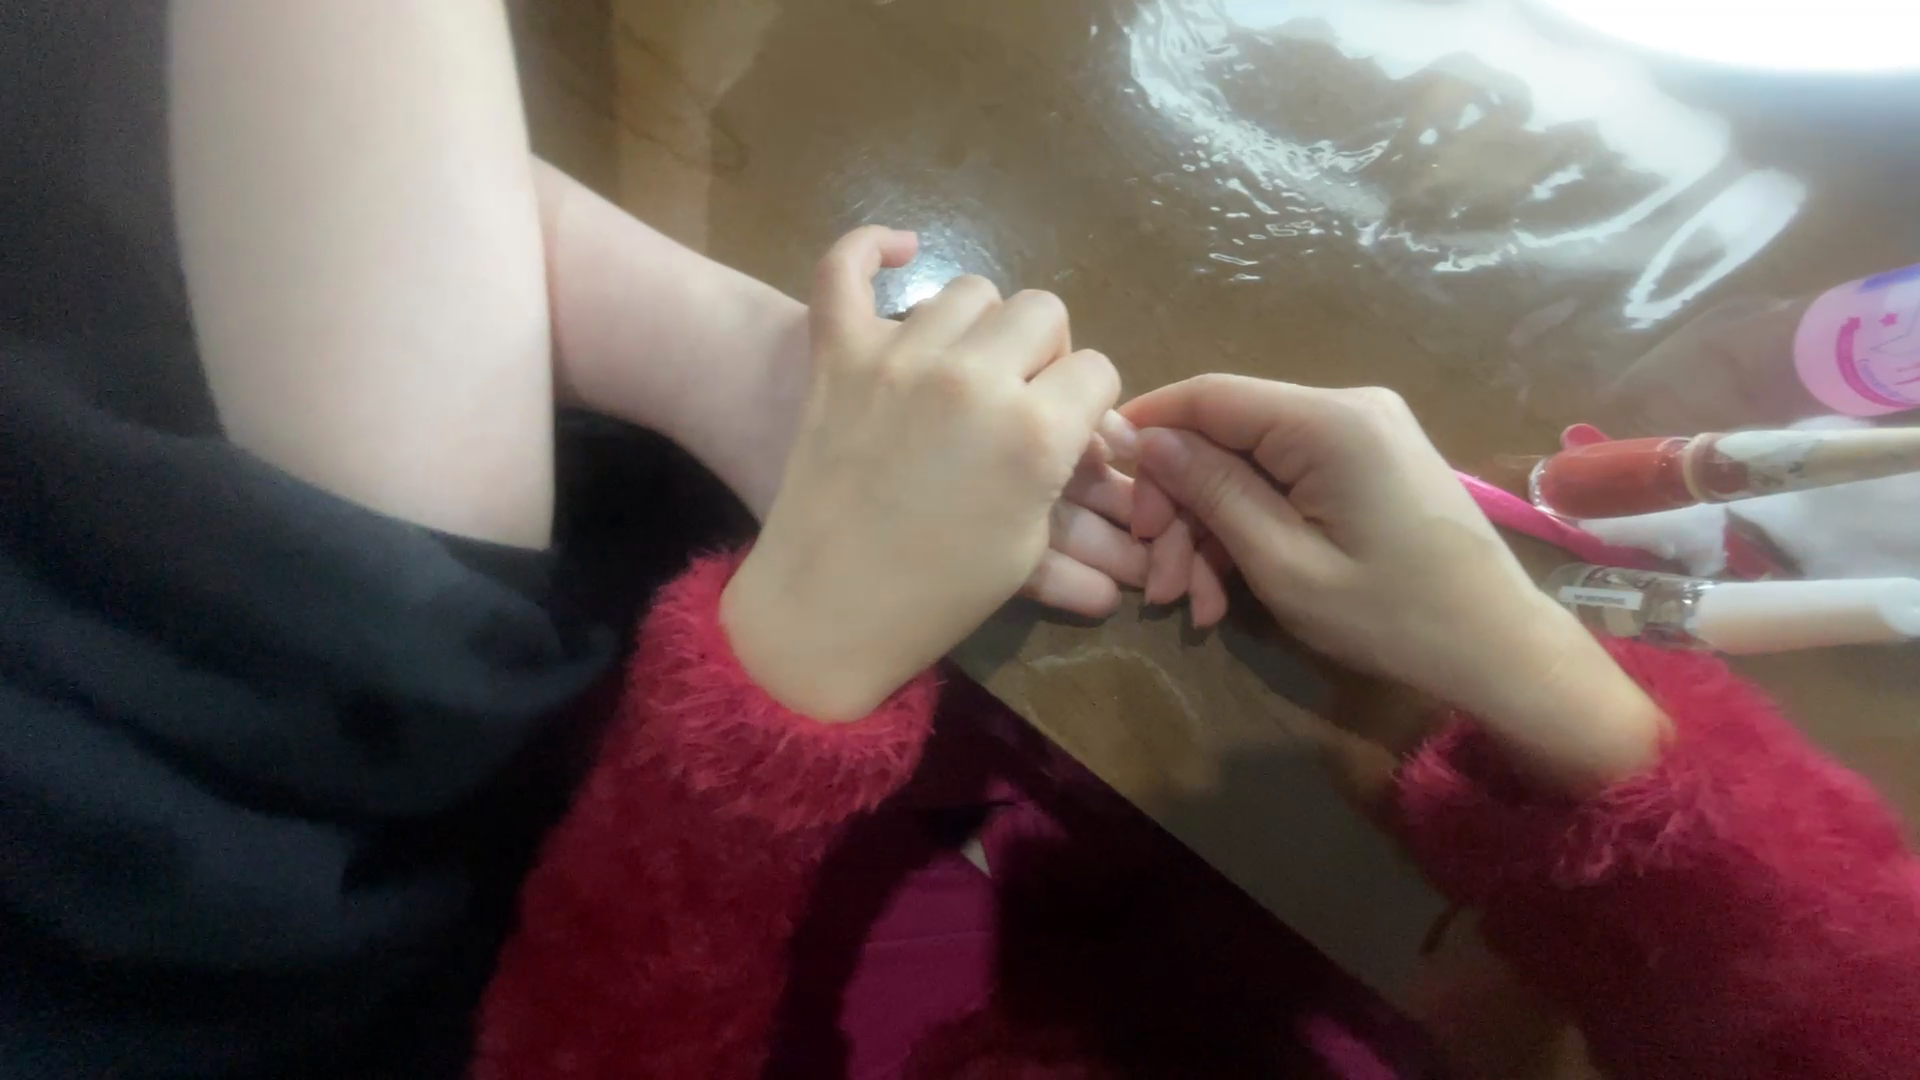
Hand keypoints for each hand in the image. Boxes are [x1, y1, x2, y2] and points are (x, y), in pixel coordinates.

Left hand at [722, 227, 1121, 719]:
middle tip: (1020, 398)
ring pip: (968, 290)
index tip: (1071, 429)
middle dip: (1046, 355)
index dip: (1091, 403)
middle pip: (1043, 311)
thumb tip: (1111, 461)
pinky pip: (845, 268)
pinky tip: (899, 251)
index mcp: (1036, 432)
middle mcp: (975, 376)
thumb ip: (1073, 488)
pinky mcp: (837, 353)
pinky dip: (870, 250)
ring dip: (981, 326)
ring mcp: (898, 355)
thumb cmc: (938, 597)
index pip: (1099, 371)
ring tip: (963, 369)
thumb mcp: (1025, 551)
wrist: (826, 610)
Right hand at [1121, 375, 1665, 789]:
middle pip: (1224, 439)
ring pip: (1245, 469)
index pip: (1211, 396)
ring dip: (1207, 534)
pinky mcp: (1360, 463)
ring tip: (1191, 605)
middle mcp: (1343, 409)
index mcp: (1329, 422)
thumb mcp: (1282, 563)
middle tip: (1156, 581)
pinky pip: (1280, 485)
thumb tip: (1147, 439)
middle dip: (1180, 509)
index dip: (1148, 426)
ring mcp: (1356, 435)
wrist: (1498, 652)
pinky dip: (1245, 533)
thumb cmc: (1391, 616)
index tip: (1104, 472)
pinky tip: (1223, 593)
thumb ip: (1213, 491)